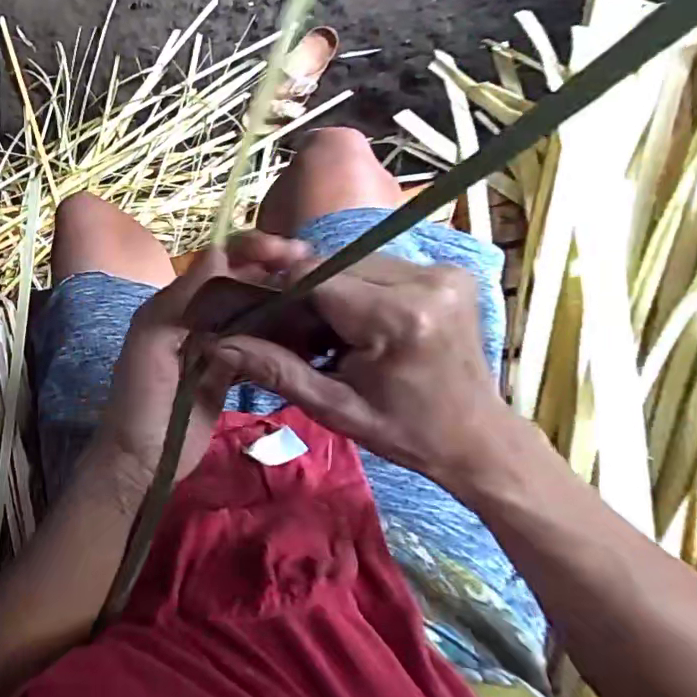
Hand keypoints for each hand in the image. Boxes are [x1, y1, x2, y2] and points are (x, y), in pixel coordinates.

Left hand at [86, 233, 312, 498]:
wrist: (141, 463)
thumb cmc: (140, 401)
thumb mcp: (150, 343)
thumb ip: (180, 299)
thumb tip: (220, 252)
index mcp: (175, 305)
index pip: (218, 264)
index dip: (251, 252)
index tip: (287, 250)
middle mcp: (197, 318)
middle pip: (240, 285)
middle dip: (273, 273)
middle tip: (315, 269)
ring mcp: (215, 346)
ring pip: (252, 314)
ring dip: (281, 303)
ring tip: (318, 298)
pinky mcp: (229, 374)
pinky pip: (257, 347)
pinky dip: (278, 339)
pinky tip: (307, 334)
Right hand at [216, 253, 547, 503]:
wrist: (477, 437)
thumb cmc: (405, 432)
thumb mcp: (336, 408)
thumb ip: (277, 369)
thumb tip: (219, 344)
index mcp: (399, 318)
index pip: (316, 277)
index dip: (279, 288)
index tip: (259, 312)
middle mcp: (426, 280)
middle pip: (335, 262)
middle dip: (304, 290)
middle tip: (290, 326)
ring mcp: (442, 271)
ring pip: (356, 259)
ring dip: (330, 286)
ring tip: (324, 327)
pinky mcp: (448, 270)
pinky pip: (381, 265)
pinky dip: (358, 285)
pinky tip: (354, 318)